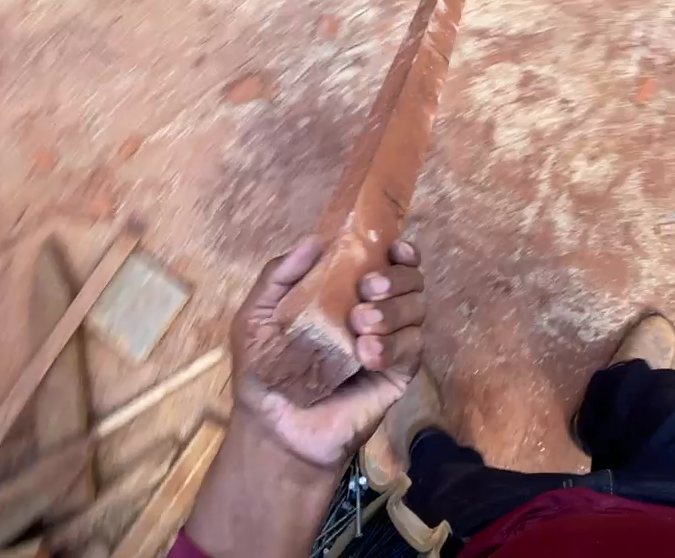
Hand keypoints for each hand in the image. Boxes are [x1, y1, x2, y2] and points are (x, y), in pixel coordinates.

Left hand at [233, 235, 426, 468]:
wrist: (274, 434)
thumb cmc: (266, 373)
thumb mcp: (257, 319)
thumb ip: (278, 276)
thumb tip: (313, 240)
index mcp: (352, 292)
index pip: (392, 261)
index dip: (401, 251)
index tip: (394, 248)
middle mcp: (380, 312)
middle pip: (413, 280)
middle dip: (396, 278)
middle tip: (366, 289)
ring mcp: (392, 343)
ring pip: (418, 309)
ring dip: (393, 310)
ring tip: (361, 323)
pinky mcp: (398, 374)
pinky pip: (412, 348)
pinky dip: (393, 345)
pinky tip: (366, 354)